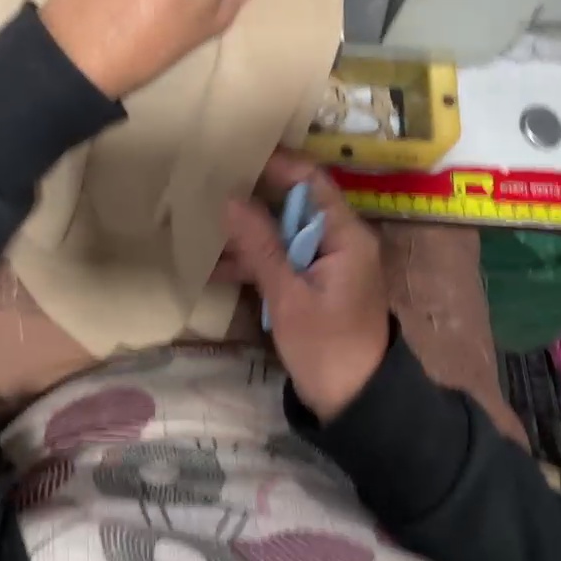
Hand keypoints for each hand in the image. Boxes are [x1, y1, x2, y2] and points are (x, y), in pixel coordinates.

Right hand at [220, 152, 389, 421]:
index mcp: (346, 235)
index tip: (238, 156)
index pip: (311, 181)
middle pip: (295, 203)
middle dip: (255, 195)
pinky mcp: (316, 283)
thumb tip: (231, 199)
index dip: (278, 165)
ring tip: (204, 222)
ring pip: (284, 232)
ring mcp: (328, 262)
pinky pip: (284, 259)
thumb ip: (260, 245)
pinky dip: (256, 260)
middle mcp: (340, 240)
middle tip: (212, 183)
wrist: (356, 404)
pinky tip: (215, 265)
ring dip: (249, 232)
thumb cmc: (326, 347)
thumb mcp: (287, 296)